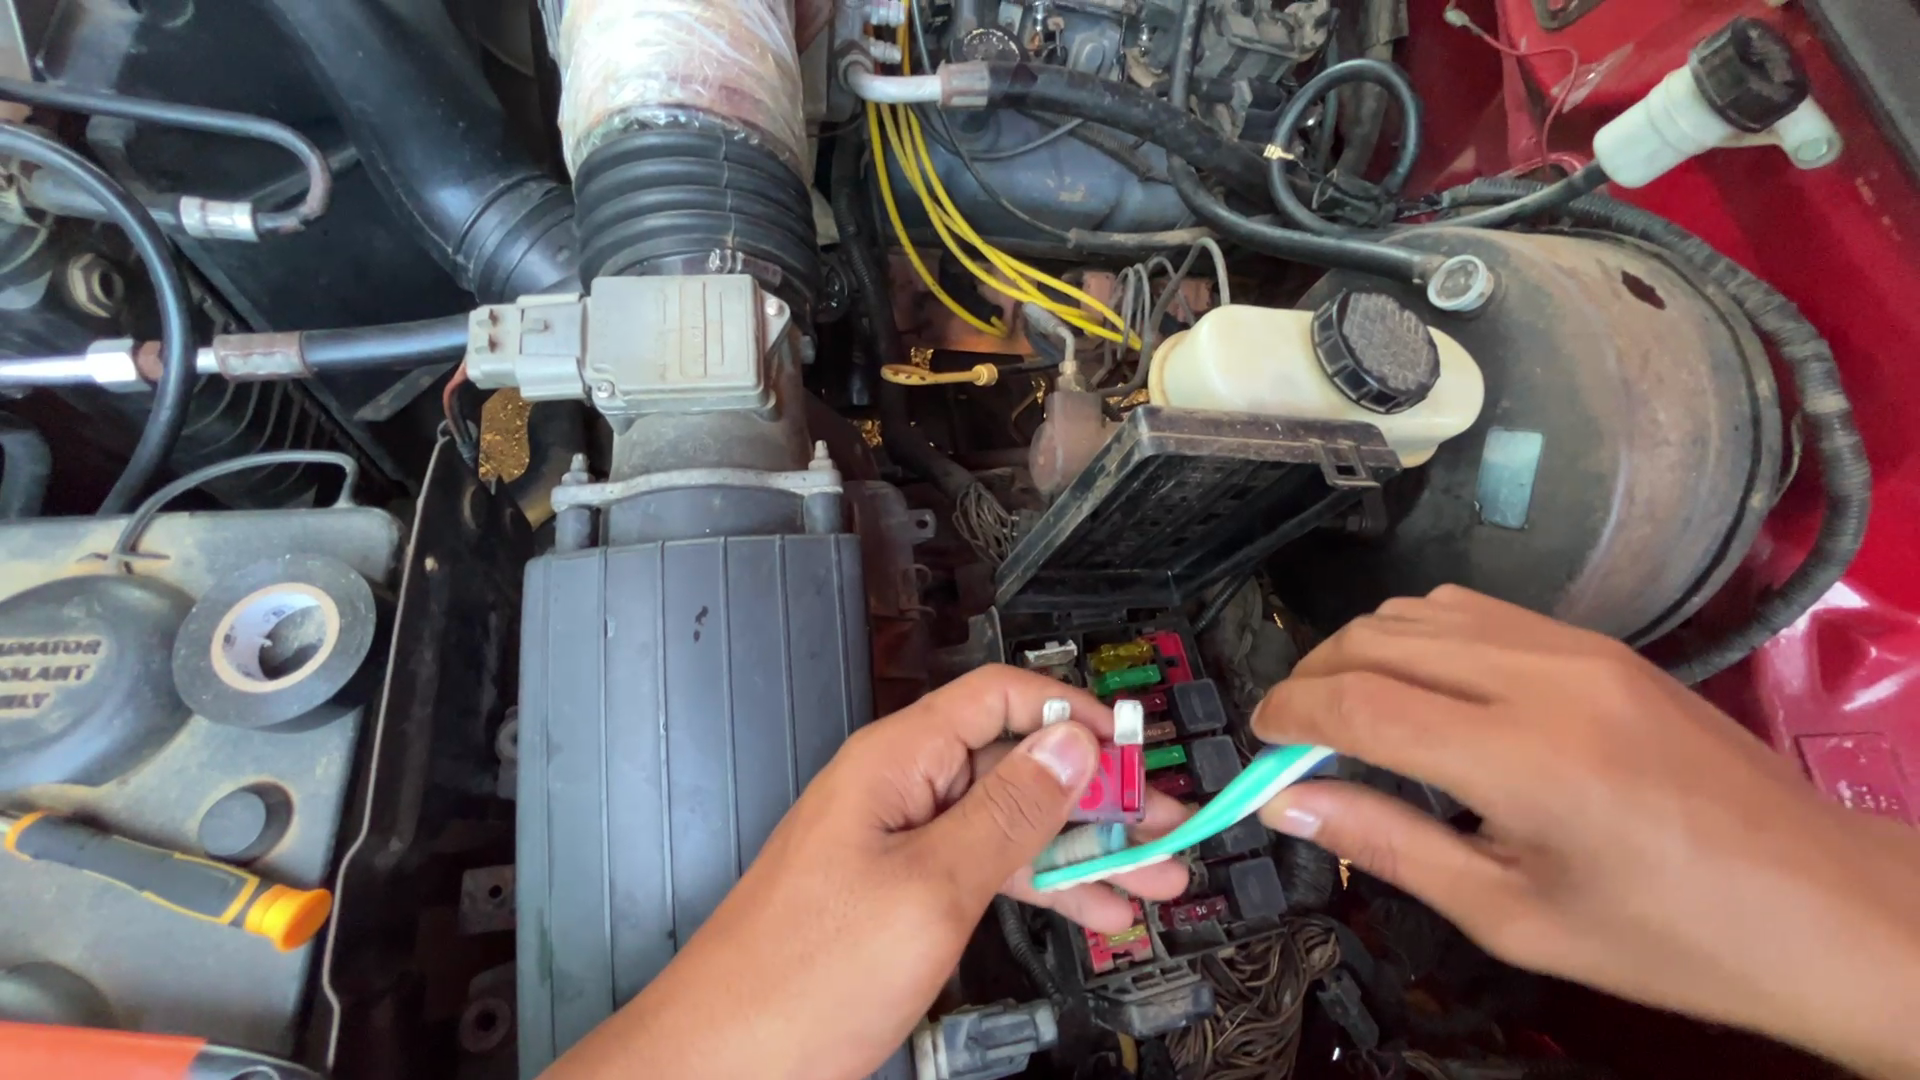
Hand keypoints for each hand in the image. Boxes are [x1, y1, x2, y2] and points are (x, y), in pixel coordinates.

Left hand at [546, 665, 1189, 1079]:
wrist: (721, 1064)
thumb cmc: (806, 975)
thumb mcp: (930, 889)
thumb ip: (1008, 813)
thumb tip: (1070, 744)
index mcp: (900, 758)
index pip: (999, 697)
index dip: (1070, 713)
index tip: (1131, 746)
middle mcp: (906, 784)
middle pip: (1016, 763)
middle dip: (1095, 796)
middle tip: (1166, 828)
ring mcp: (908, 838)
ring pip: (1011, 821)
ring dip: (1082, 849)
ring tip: (1154, 880)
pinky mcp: (908, 886)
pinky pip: (988, 866)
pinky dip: (1042, 886)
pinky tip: (1094, 911)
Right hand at [1253, 586, 1919, 1078]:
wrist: (1843, 909)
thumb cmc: (1670, 939)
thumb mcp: (1511, 916)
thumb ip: (1385, 844)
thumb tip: (1282, 805)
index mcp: (1528, 761)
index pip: (1361, 706)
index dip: (1289, 713)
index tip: (1260, 738)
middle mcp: (1542, 679)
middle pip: (1372, 644)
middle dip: (1309, 680)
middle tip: (1294, 734)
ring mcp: (1570, 645)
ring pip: (1407, 614)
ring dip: (1353, 654)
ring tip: (1345, 709)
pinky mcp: (1588, 637)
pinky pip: (1459, 608)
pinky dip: (1407, 636)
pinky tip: (1414, 683)